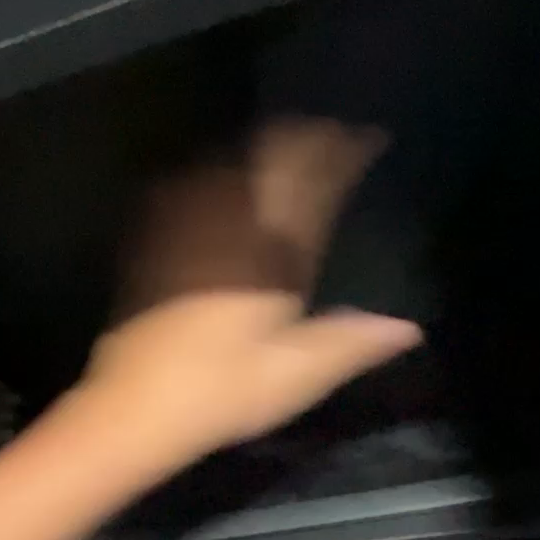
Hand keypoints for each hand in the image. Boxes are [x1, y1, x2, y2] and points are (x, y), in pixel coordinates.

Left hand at [68, 119, 422, 471]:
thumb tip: (407, 327)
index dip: (343, 155)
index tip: (368, 137)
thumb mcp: (295, 375)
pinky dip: (211, 173)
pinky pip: (184, 187)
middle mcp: (225, 227)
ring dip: (259, 148)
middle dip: (303, 140)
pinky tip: (215, 177)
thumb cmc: (220, 392)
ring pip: (226, 165)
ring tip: (282, 143)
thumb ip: (350, 342)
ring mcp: (182, 231)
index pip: (313, 186)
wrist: (132, 408)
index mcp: (268, 253)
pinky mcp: (150, 246)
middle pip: (269, 160)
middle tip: (328, 132)